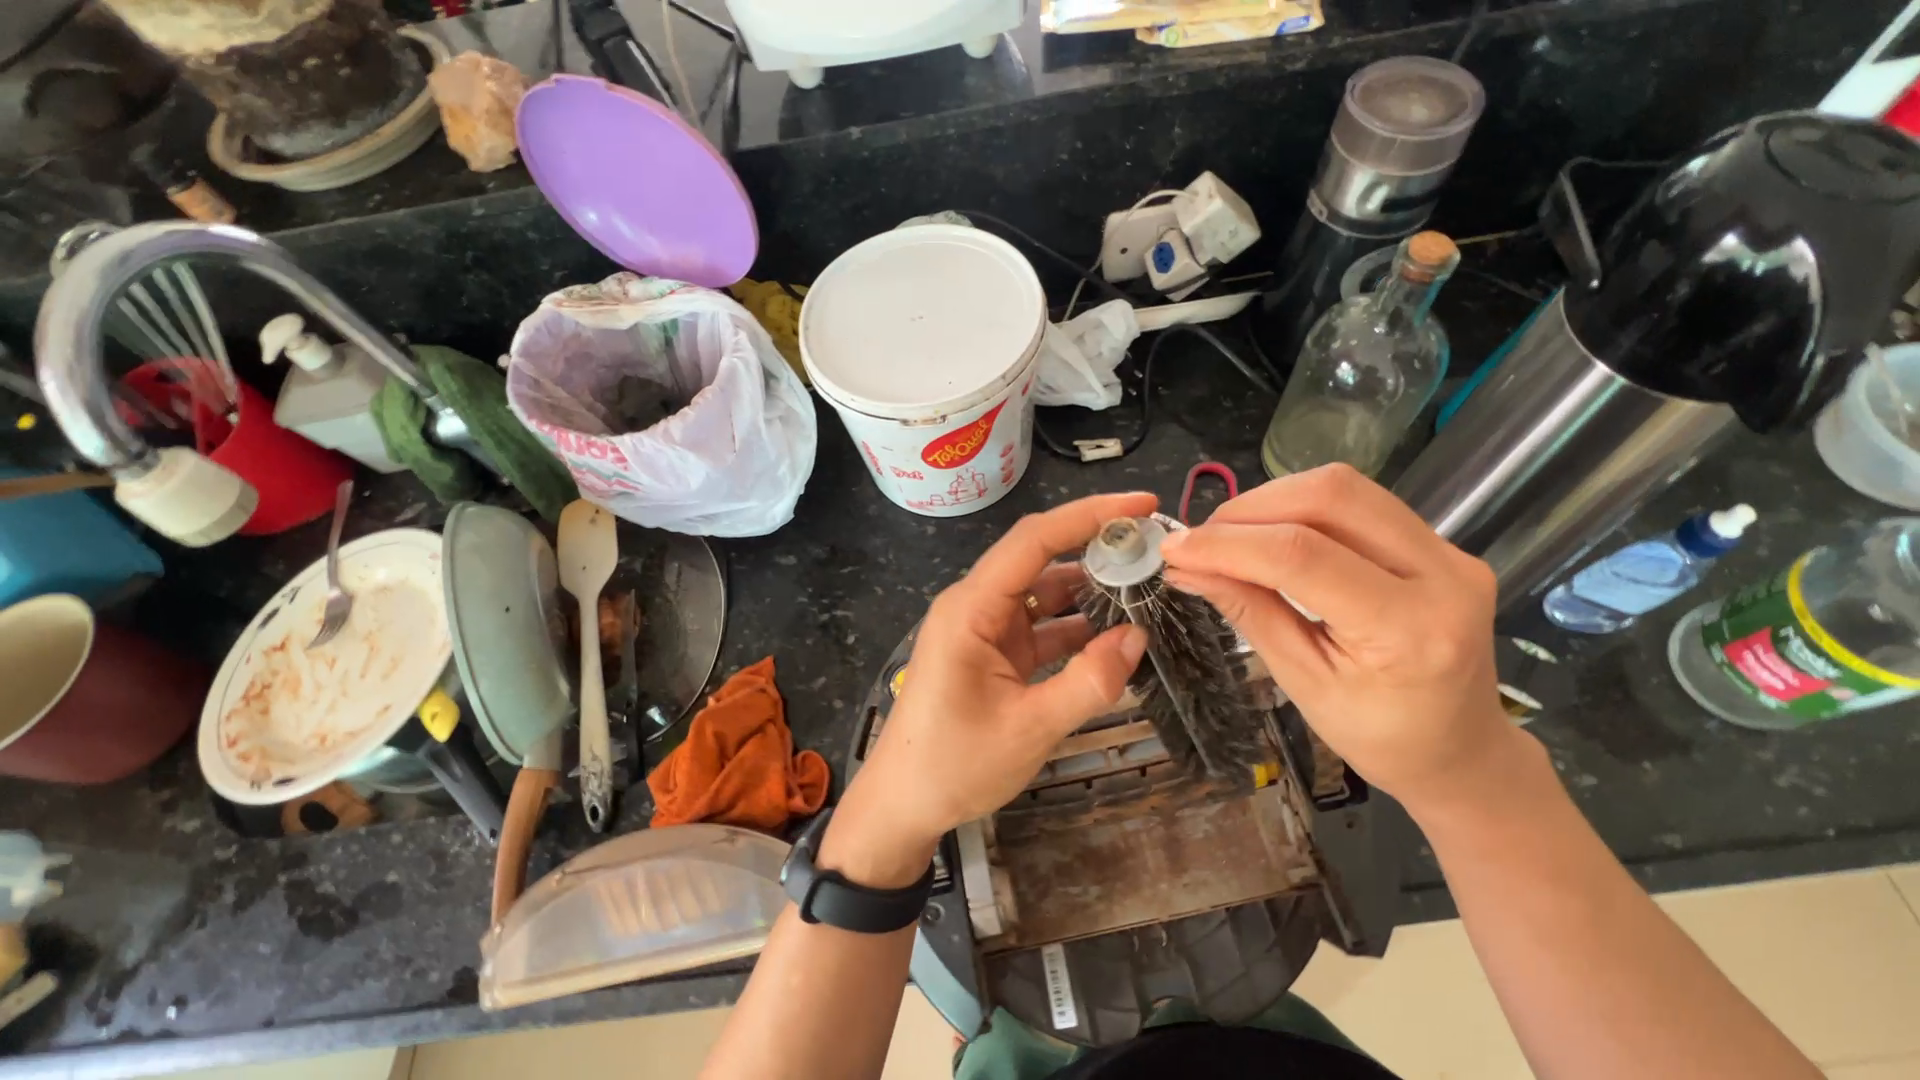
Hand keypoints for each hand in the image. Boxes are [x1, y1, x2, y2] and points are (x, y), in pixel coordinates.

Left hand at [826, 493, 1154, 885]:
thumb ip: (1089, 682)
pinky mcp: (992, 655)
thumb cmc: (955, 765)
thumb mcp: (1031, 728)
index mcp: (972, 609)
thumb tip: (1139, 638)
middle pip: (1040, 560)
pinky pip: (1039, 628)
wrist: (904, 805)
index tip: (1141, 505)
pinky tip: (1116, 636)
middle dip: (1096, 550)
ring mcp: (983, 631)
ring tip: (1147, 590)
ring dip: (1090, 593)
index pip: (1034, 540)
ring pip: (1044, 595)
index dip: (1088, 515)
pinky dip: (1075, 629)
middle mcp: (975, 607)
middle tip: (1154, 549)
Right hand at [1157, 465, 1522, 814]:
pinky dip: (1302, 509)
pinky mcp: (1442, 544)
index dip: (1229, 544)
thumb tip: (1187, 567)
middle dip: (1251, 508)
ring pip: (1347, 487)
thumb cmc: (1379, 737)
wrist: (1462, 751)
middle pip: (1332, 497)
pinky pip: (1362, 503)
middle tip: (1203, 539)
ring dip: (1274, 501)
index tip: (1175, 550)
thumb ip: (1251, 614)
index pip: (1303, 557)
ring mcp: (1449, 552)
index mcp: (1408, 630)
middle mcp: (1443, 575)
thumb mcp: (1305, 684)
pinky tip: (1272, 536)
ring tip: (1231, 536)